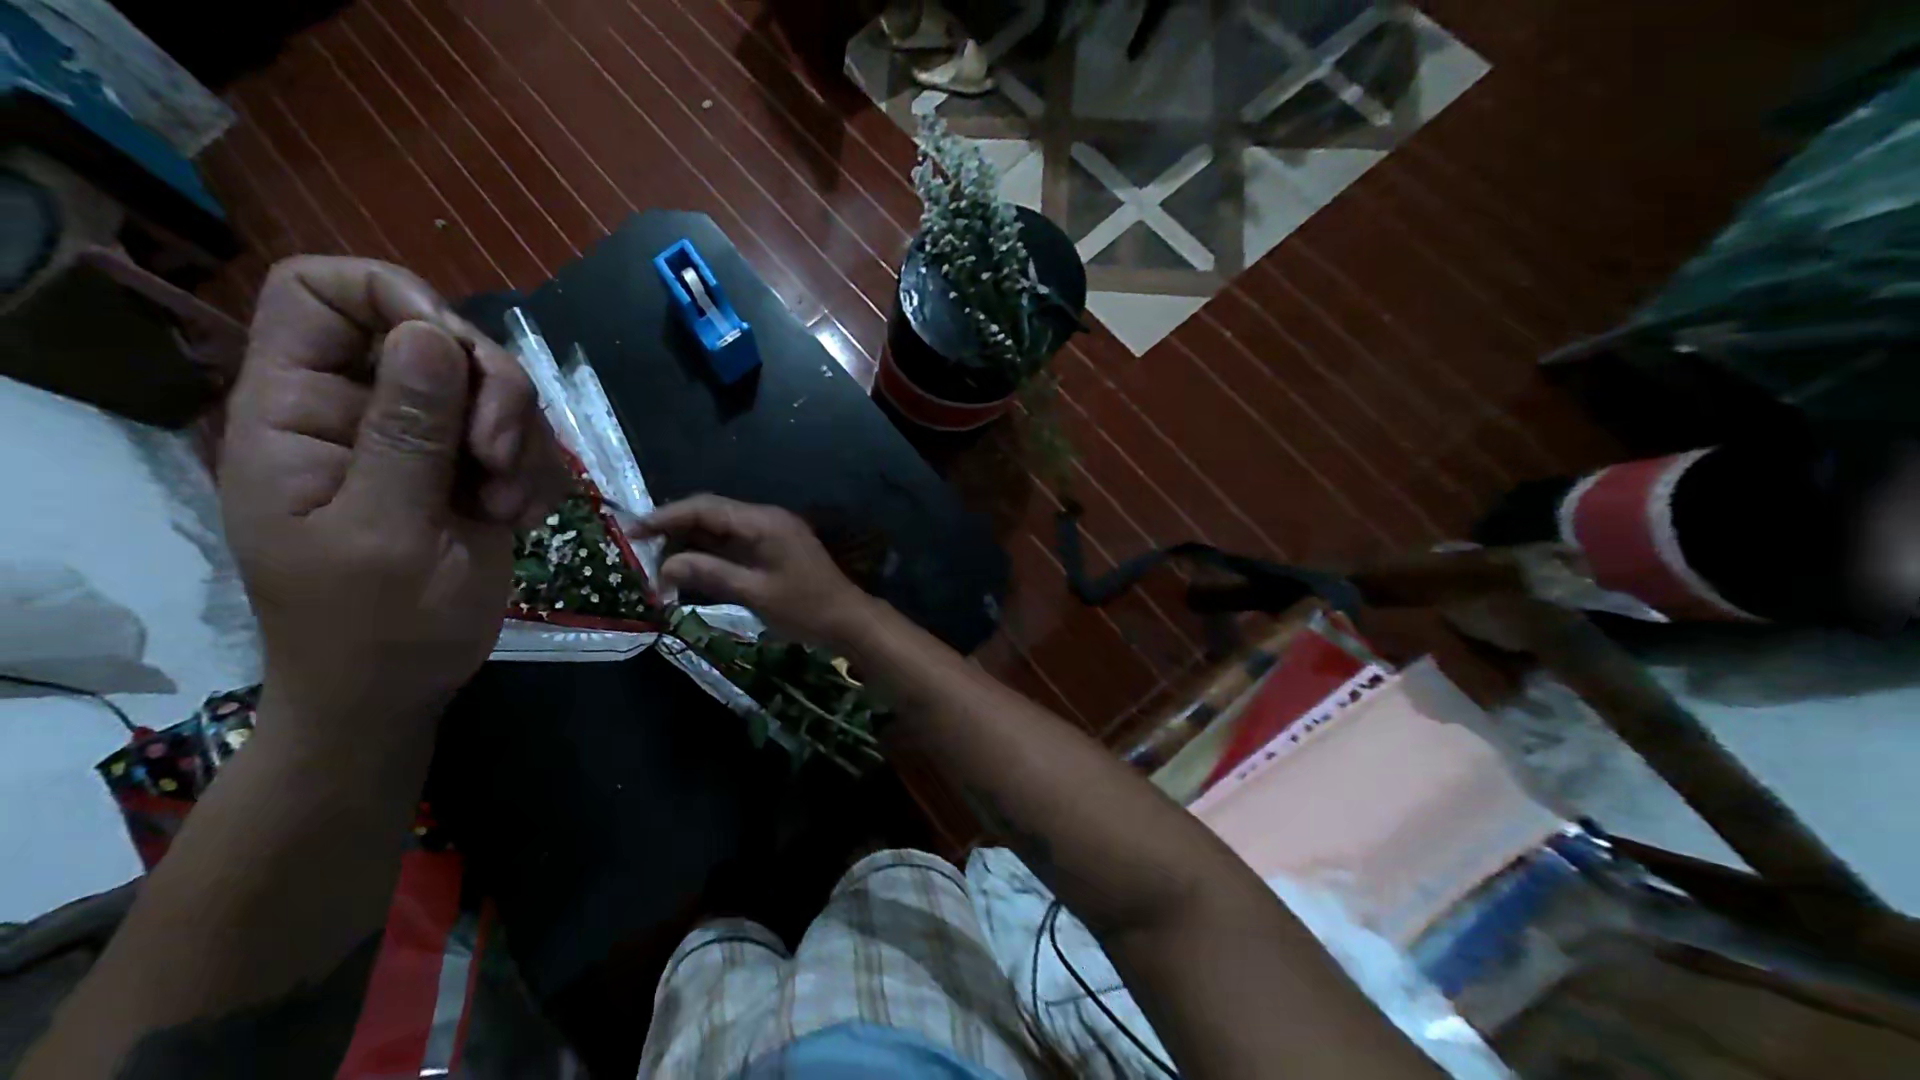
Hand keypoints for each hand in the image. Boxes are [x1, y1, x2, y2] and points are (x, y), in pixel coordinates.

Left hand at [220, 257, 563, 720]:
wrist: (403, 687)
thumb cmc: (371, 627)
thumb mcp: (385, 530)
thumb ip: (405, 432)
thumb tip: (429, 334)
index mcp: (300, 411)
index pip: (321, 293)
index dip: (393, 295)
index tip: (456, 351)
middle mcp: (364, 410)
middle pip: (440, 337)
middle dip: (493, 392)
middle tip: (498, 459)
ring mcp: (426, 441)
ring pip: (499, 389)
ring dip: (524, 442)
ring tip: (512, 507)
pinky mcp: (475, 471)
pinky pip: (528, 437)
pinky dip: (540, 472)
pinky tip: (524, 517)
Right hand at [638, 495, 876, 646]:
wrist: (848, 620)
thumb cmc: (804, 608)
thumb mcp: (754, 593)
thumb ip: (710, 574)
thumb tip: (666, 566)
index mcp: (763, 522)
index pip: (706, 508)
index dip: (666, 516)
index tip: (632, 531)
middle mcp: (765, 519)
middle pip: (711, 514)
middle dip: (674, 530)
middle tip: (639, 551)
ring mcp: (770, 533)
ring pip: (720, 529)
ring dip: (690, 543)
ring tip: (656, 563)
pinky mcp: (772, 548)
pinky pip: (734, 543)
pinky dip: (710, 554)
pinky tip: (688, 569)